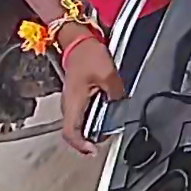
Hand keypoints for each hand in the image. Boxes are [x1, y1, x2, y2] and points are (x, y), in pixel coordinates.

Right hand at [59, 37, 125, 154]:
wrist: (78, 40)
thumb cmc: (87, 55)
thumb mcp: (108, 74)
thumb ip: (116, 92)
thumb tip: (120, 104)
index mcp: (73, 102)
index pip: (70, 132)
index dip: (80, 145)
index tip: (93, 150)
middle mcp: (69, 104)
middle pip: (75, 130)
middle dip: (89, 139)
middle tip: (105, 140)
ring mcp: (73, 100)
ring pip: (80, 122)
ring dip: (93, 128)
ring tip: (108, 129)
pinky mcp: (79, 94)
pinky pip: (85, 112)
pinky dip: (94, 117)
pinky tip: (107, 114)